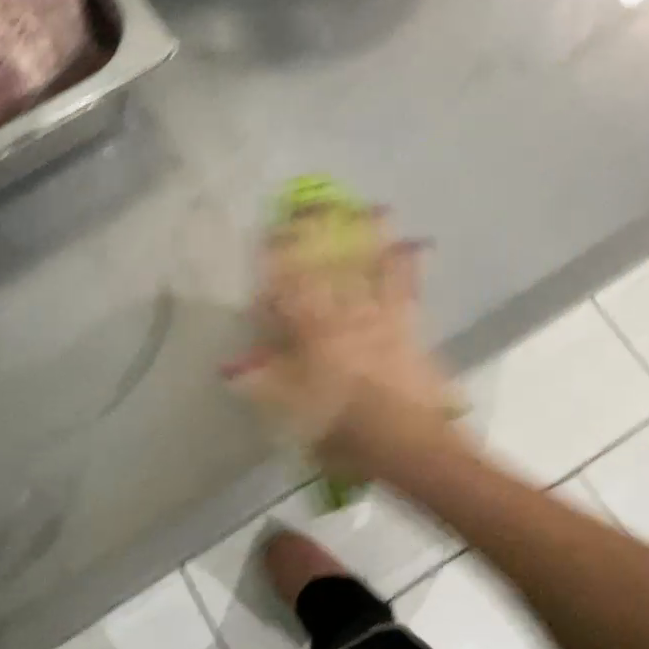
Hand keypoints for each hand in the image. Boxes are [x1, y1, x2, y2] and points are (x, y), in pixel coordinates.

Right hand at [224, 211, 461, 477]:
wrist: (410, 447)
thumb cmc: (344, 430)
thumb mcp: (293, 413)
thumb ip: (265, 383)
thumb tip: (233, 366)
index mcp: (313, 334)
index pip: (288, 287)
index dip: (278, 257)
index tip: (271, 229)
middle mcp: (345, 317)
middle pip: (331, 267)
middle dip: (321, 234)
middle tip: (317, 201)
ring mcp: (381, 319)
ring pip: (373, 270)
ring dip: (372, 238)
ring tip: (376, 207)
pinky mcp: (409, 330)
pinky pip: (406, 290)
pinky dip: (408, 267)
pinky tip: (415, 246)